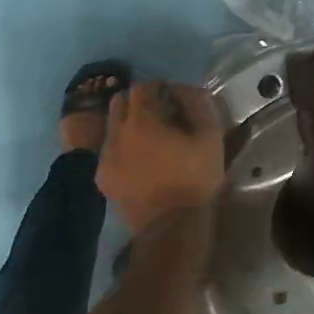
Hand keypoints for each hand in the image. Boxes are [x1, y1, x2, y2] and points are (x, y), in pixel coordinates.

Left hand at [95, 81, 225, 233]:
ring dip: (128, 125)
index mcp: (141, 121)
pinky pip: (108, 152)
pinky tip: (139, 161)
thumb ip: (197, 104)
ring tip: (149, 139)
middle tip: (159, 113)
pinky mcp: (102, 179)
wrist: (172, 226)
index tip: (173, 97)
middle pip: (119, 102)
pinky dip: (122, 148)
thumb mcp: (210, 136)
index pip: (142, 88)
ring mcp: (105, 158)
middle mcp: (116, 134)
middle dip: (138, 102)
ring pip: (111, 127)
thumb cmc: (195, 178)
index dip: (158, 88)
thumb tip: (183, 89)